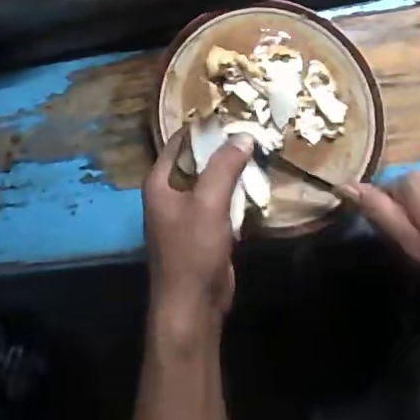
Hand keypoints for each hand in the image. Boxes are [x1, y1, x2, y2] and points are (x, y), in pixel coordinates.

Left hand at [142, 128, 252, 325]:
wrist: (192, 305)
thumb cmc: (193, 250)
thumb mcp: (209, 203)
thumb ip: (224, 167)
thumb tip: (243, 135)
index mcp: (159, 181)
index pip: (180, 141)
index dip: (204, 127)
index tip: (233, 115)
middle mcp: (168, 192)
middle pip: (196, 160)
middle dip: (222, 148)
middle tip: (253, 132)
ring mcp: (185, 212)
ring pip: (210, 181)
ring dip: (231, 171)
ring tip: (259, 151)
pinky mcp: (202, 230)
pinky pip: (219, 202)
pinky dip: (234, 193)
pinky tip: (256, 185)